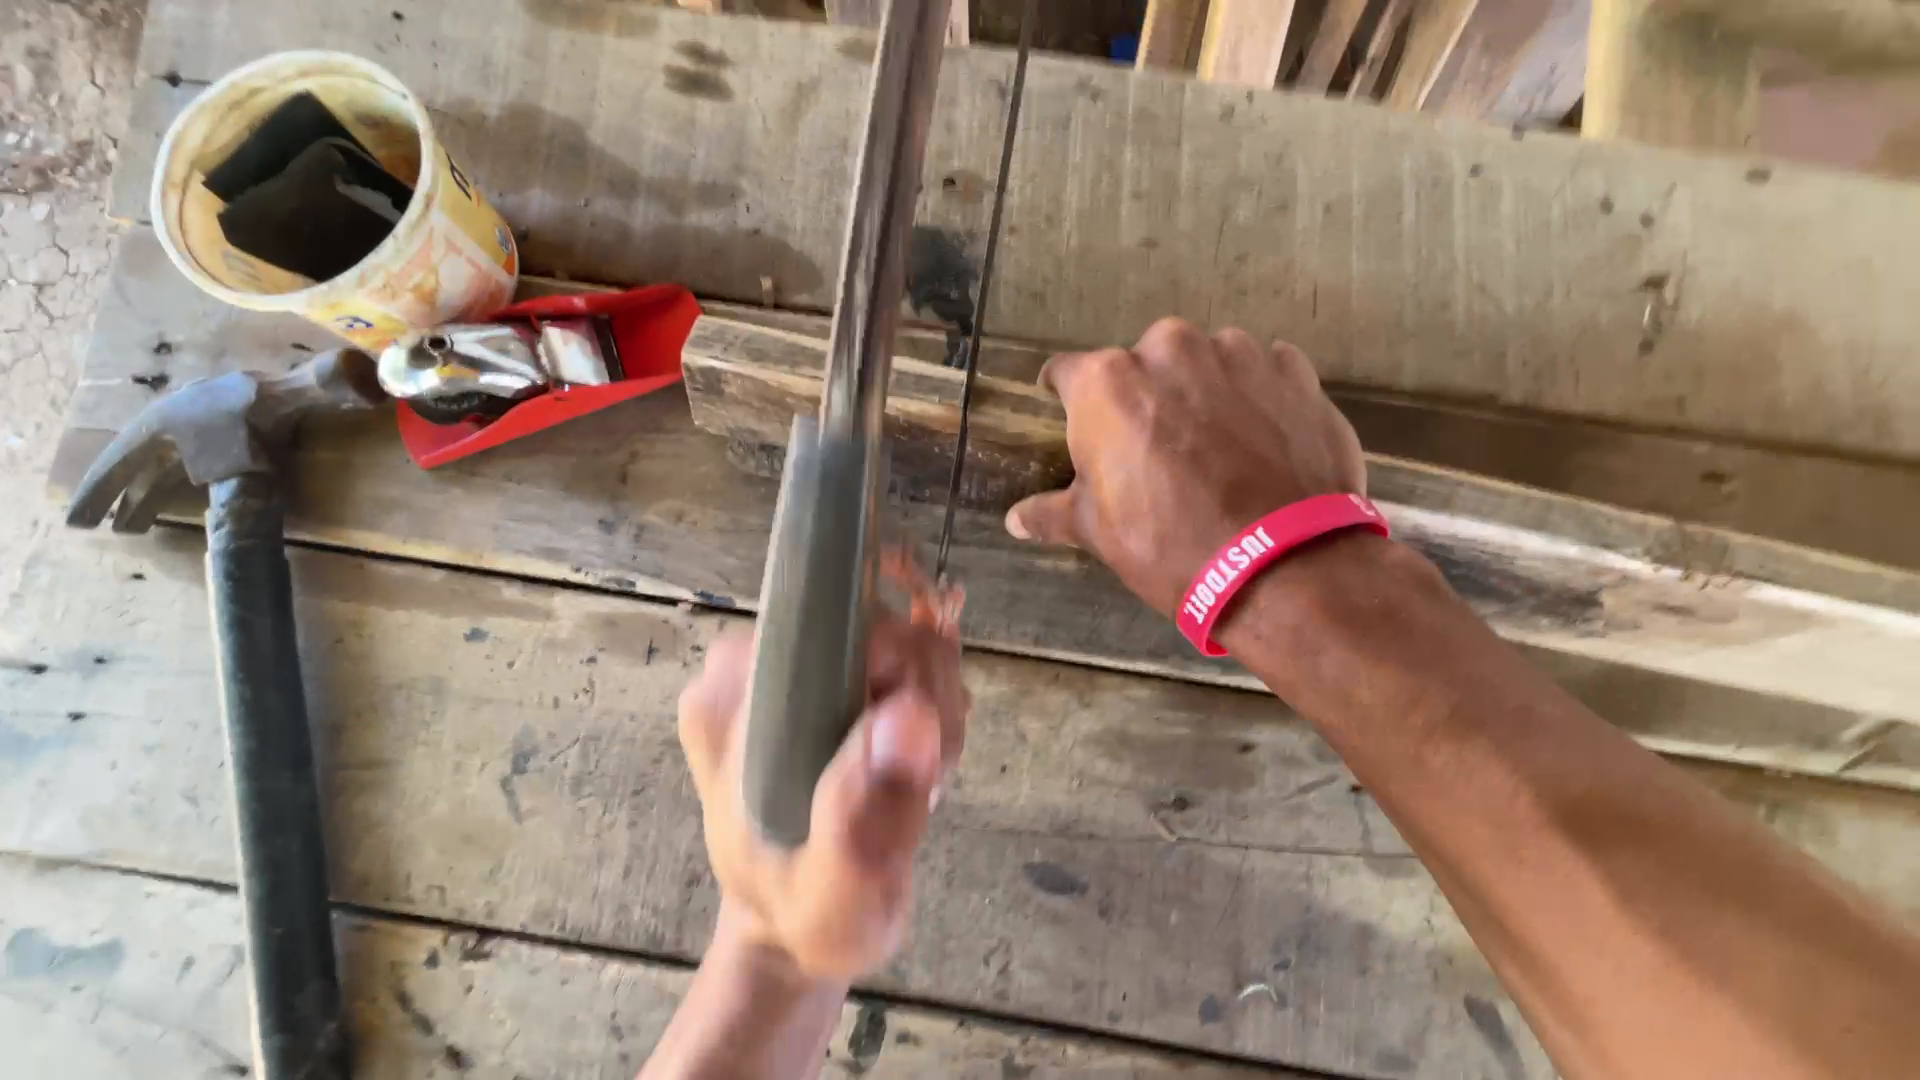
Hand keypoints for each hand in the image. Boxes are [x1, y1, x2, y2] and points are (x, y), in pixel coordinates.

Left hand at [677, 616, 969, 977]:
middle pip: (879, 625)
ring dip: (934, 708)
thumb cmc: (808, 918)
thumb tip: (909, 713)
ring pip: (901, 639)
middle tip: (926, 779)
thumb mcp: (834, 899)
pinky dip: (929, 705)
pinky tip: (918, 763)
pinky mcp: (818, 675)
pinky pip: (903, 656)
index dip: (906, 664)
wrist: (795, 925)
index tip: (929, 733)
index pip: (844, 623)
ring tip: (919, 783)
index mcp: (733, 702)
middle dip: (927, 696)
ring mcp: (784, 666)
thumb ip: (863, 818)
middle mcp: (749, 666)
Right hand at [1006, 318, 1366, 616]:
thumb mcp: (1098, 532)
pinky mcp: (1294, 371)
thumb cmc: (1170, 544)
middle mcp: (1169, 349)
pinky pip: (1261, 374)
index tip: (1072, 414)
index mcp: (1108, 383)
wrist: (1282, 566)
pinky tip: (1260, 443)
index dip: (1067, 397)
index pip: (1067, 373)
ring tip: (1215, 448)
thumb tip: (1015, 519)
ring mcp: (1237, 353)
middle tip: (1154, 449)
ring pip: (1205, 363)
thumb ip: (1053, 512)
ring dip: (1202, 393)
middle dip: (1143, 397)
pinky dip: (1255, 398)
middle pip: (1142, 364)